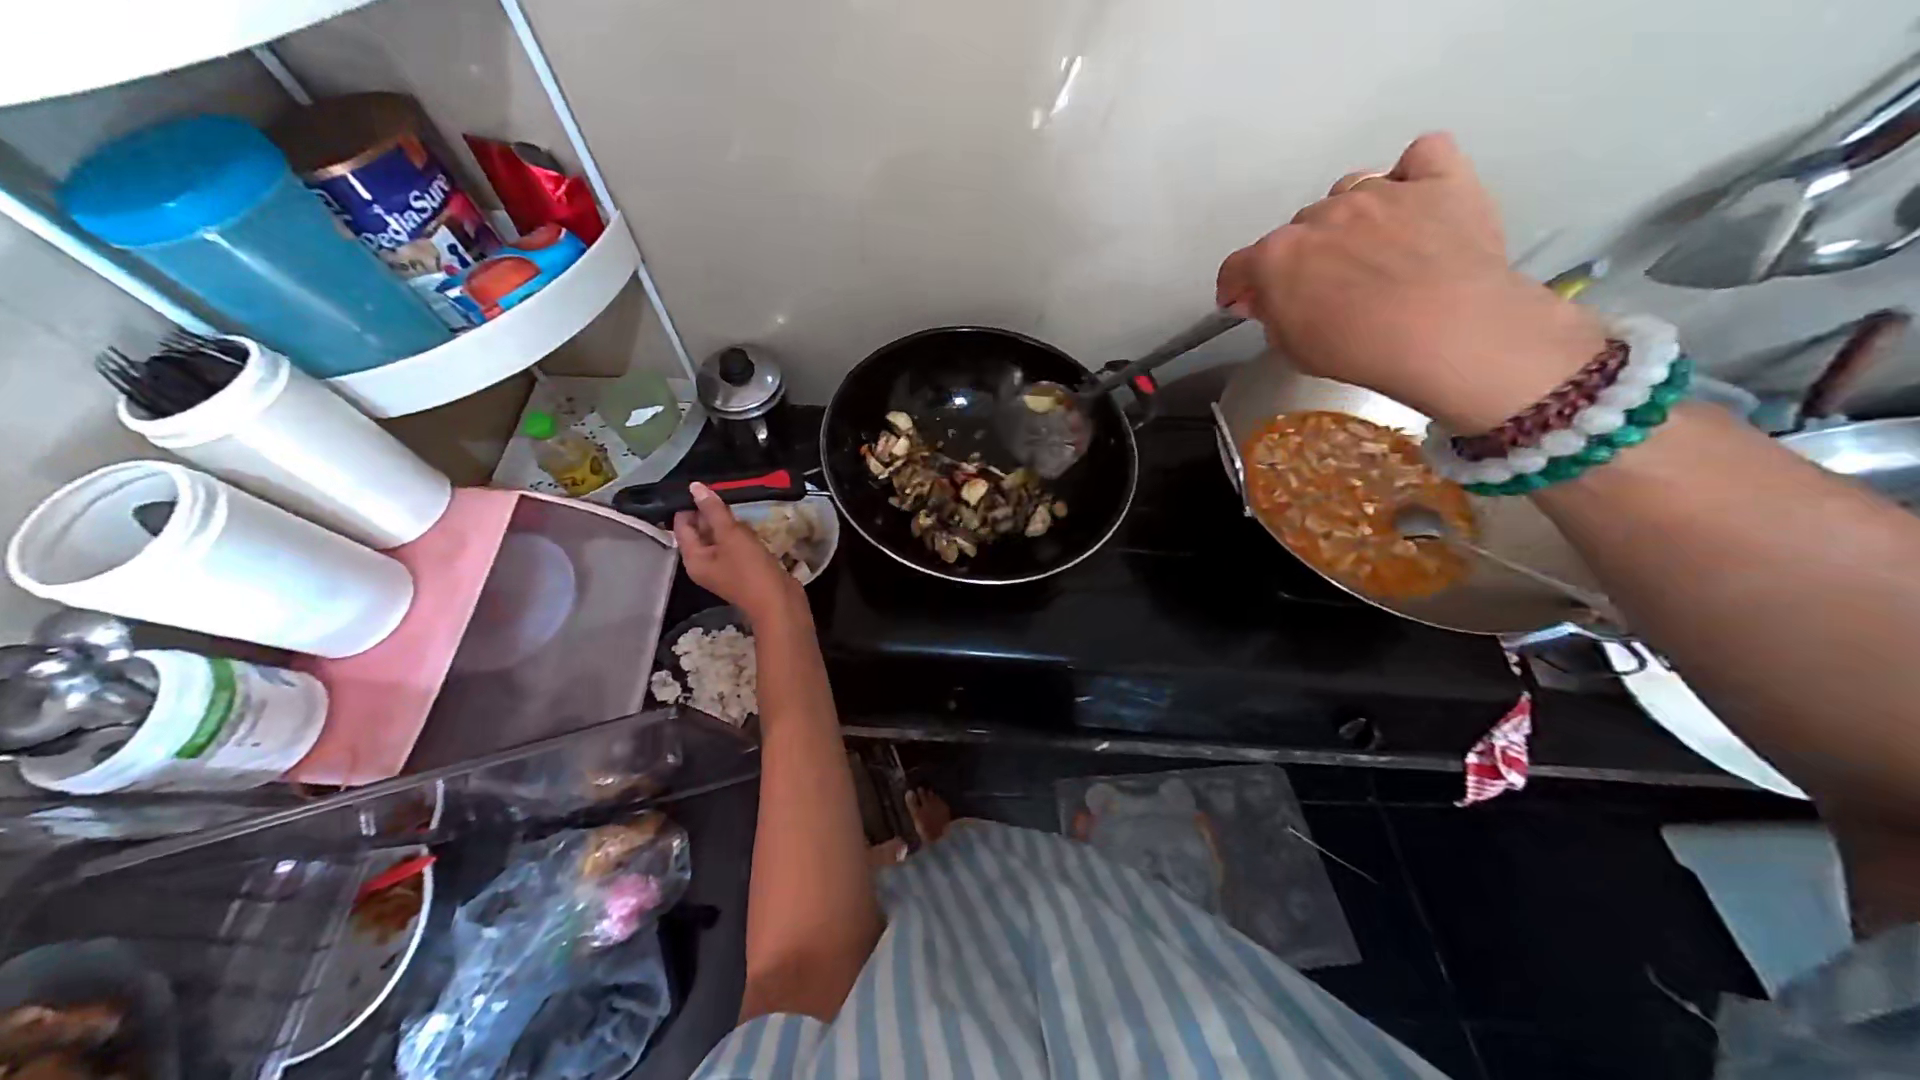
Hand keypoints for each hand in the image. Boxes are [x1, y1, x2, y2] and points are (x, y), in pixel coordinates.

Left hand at [673, 483, 805, 624]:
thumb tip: (694, 487)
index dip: (691, 505)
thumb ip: (713, 510)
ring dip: (730, 522)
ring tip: (741, 502)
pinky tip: (754, 523)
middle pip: (701, 531)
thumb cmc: (751, 570)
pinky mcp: (744, 568)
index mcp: (694, 559)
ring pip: (721, 537)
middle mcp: (705, 564)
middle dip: (712, 511)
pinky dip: (743, 534)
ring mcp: (725, 567)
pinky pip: (737, 546)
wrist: (780, 603)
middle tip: (727, 489)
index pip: (682, 525)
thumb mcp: (731, 535)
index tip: (707, 484)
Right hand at [1215, 133, 1608, 432]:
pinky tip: (1417, 198)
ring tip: (1373, 249)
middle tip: (1323, 286)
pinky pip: (1421, 156)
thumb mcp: (1292, 348)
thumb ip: (1269, 315)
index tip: (1246, 300)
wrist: (1444, 330)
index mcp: (1277, 255)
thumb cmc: (1359, 347)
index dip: (1238, 285)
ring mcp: (1381, 191)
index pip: (1239, 264)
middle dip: (1303, 253)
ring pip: (1352, 190)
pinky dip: (1414, 172)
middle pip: (1300, 227)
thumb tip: (1261, 298)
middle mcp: (1322, 214)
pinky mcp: (1439, 180)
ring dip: (1351, 215)